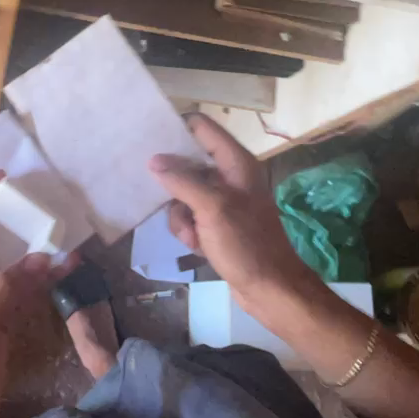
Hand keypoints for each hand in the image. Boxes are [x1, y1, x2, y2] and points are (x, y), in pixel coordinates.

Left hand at [0, 171, 67, 417]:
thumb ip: (4, 291)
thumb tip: (44, 257)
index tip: (4, 179)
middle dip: (11, 214)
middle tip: (42, 198)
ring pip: (9, 258)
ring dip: (33, 244)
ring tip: (62, 226)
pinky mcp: (1, 315)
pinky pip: (25, 285)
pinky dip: (45, 274)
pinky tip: (68, 265)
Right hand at [150, 114, 314, 304]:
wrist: (271, 289)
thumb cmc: (246, 244)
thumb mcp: (212, 208)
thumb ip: (182, 181)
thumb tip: (154, 160)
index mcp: (236, 162)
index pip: (202, 128)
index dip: (177, 128)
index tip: (147, 137)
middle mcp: (230, 176)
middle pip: (188, 162)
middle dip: (173, 182)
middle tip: (157, 192)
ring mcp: (224, 201)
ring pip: (184, 193)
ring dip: (181, 215)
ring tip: (191, 234)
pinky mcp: (218, 224)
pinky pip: (191, 216)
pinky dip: (189, 230)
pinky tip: (197, 247)